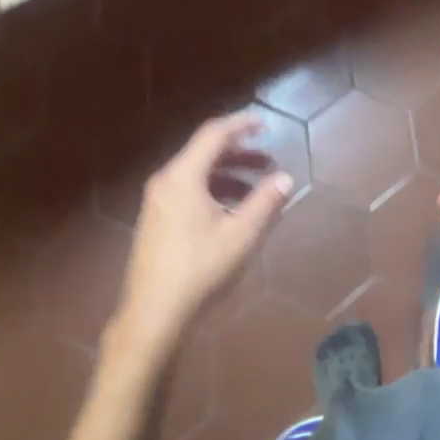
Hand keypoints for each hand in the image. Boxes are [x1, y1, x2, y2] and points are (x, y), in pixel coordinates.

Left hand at [115, 113, 293, 348]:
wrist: (153, 314)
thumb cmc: (199, 270)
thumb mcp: (240, 235)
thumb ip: (265, 203)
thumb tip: (286, 179)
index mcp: (183, 176)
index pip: (214, 134)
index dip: (242, 125)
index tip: (266, 125)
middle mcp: (166, 181)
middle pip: (205, 153)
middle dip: (239, 154)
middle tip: (269, 161)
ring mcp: (156, 201)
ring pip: (196, 174)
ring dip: (228, 175)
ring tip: (256, 190)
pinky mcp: (155, 220)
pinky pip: (187, 191)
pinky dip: (212, 191)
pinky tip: (232, 213)